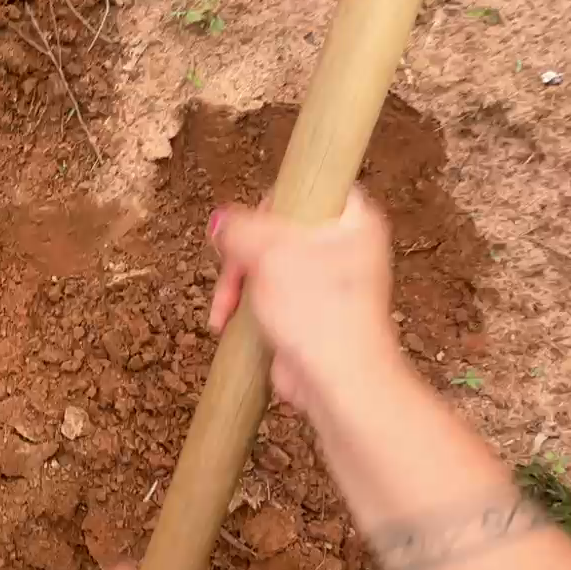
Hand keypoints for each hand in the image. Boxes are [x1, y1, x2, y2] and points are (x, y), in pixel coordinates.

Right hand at [207, 188, 401, 414]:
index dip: (270, 205)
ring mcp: (320, 281)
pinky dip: (241, 306)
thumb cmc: (320, 314)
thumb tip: (220, 221)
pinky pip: (261, 294)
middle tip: (232, 272)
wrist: (334, 378)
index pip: (305, 190)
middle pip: (272, 231)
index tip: (249, 228)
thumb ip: (240, 229)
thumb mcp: (271, 254)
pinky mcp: (302, 309)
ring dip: (235, 284)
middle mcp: (339, 248)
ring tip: (225, 308)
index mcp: (350, 222)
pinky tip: (227, 321)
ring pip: (261, 264)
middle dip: (240, 256)